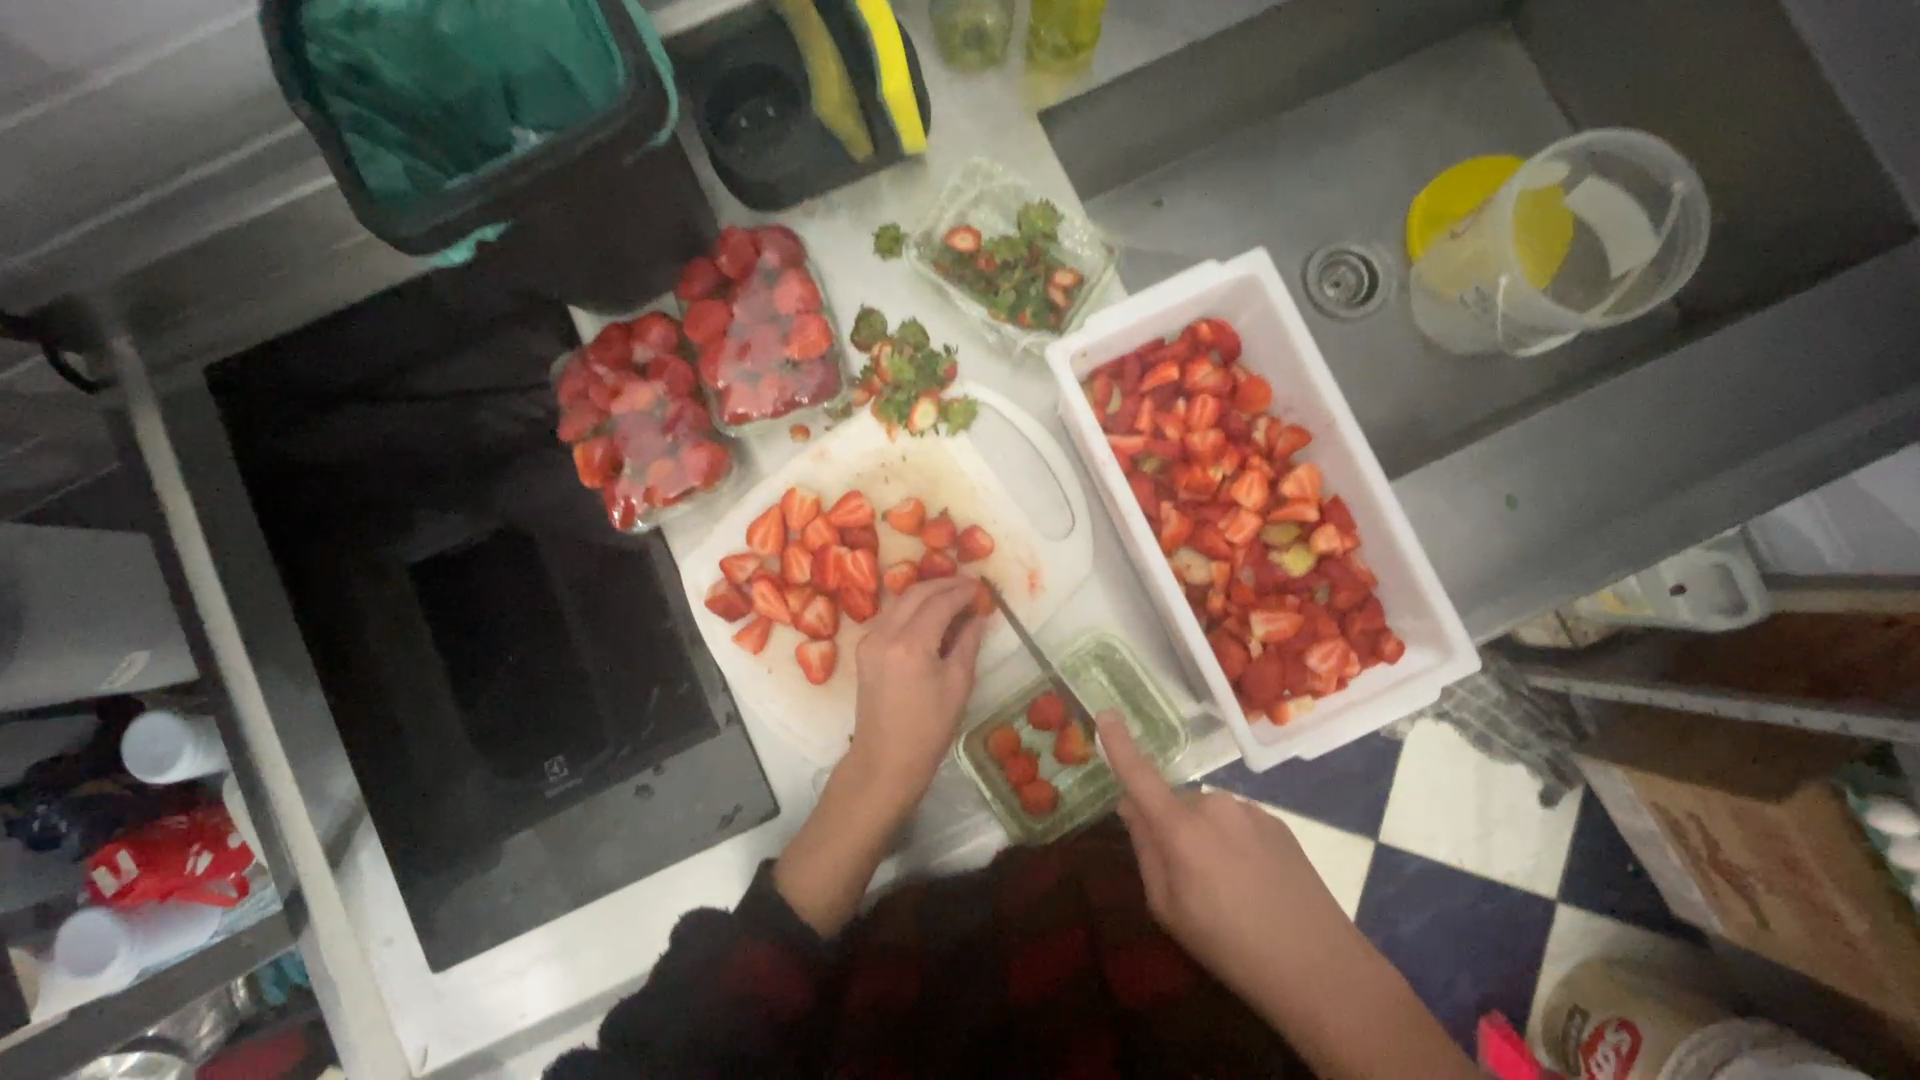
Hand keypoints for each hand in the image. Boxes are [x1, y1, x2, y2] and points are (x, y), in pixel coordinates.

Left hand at [843, 576, 987, 810]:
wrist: (886, 759)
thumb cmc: (929, 728)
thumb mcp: (958, 685)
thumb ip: (968, 643)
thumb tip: (977, 616)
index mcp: (910, 644)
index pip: (939, 603)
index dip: (962, 591)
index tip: (981, 587)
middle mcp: (884, 634)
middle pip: (915, 593)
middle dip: (944, 584)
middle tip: (969, 585)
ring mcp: (869, 641)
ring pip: (900, 602)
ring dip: (926, 594)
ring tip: (953, 596)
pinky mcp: (864, 650)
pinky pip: (890, 617)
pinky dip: (912, 609)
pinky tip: (931, 616)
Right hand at [1097, 711, 1351, 1006]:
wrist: (1318, 965)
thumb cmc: (1228, 945)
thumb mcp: (1168, 908)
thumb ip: (1146, 851)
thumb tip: (1133, 809)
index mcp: (1182, 829)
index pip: (1140, 777)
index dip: (1119, 745)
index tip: (1106, 714)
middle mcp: (1215, 806)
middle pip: (1175, 805)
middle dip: (1171, 829)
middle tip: (1186, 881)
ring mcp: (1250, 811)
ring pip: (1208, 816)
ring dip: (1205, 838)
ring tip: (1227, 890)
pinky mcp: (1277, 823)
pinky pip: (1237, 824)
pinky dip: (1233, 845)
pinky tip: (1253, 884)